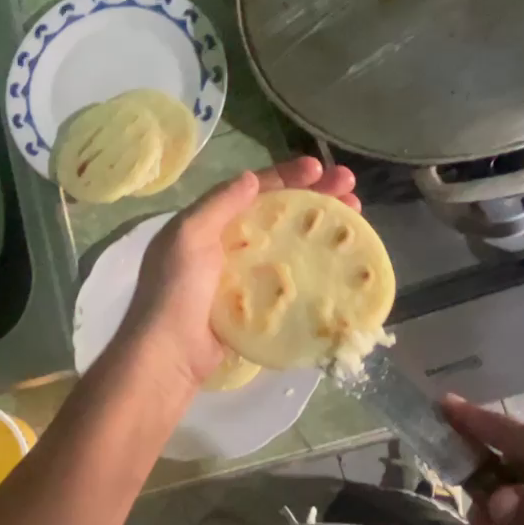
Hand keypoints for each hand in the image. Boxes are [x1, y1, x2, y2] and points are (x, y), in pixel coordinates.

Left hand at [117, 157, 358, 387]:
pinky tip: (337, 266)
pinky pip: (285, 281)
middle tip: (352, 191)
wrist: (168, 354)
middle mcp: (221, 246)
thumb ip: (219, 204)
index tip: (321, 170)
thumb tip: (252, 178)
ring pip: (285, 245)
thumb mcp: (189, 236)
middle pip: (275, 214)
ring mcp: (238, 278)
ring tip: (355, 222)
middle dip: (314, 198)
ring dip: (319, 231)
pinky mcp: (250, 307)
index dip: (286, 176)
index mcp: (205, 224)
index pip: (252, 190)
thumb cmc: (176, 291)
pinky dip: (310, 270)